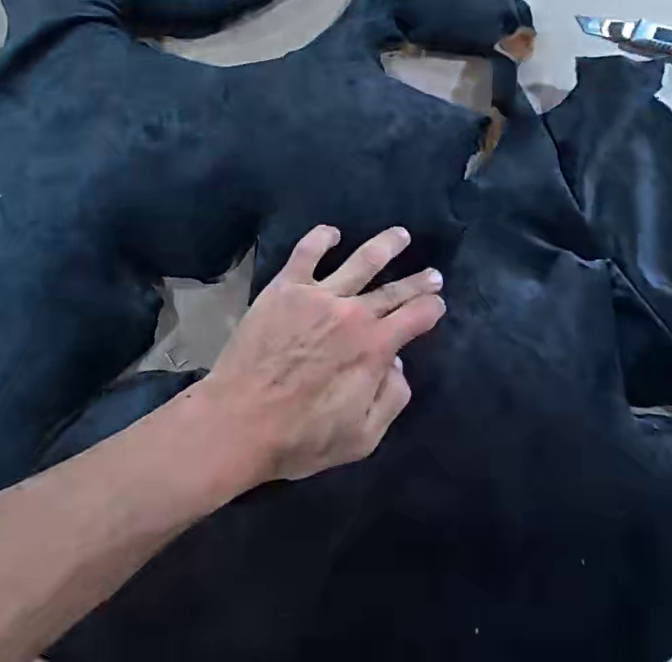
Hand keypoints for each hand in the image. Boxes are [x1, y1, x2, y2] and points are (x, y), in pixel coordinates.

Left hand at [179, 225, 444, 499]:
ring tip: (401, 235)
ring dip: (386, 246)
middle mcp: (355, 313)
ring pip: (363, 260)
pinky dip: (321, 238)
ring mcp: (320, 296)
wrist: (234, 425)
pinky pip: (306, 253)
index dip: (433, 308)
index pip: (419, 315)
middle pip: (397, 289)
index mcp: (377, 346)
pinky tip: (331, 233)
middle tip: (434, 274)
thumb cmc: (298, 437)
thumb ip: (392, 399)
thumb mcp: (362, 437)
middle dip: (421, 281)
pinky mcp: (285, 289)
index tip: (437, 306)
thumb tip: (398, 365)